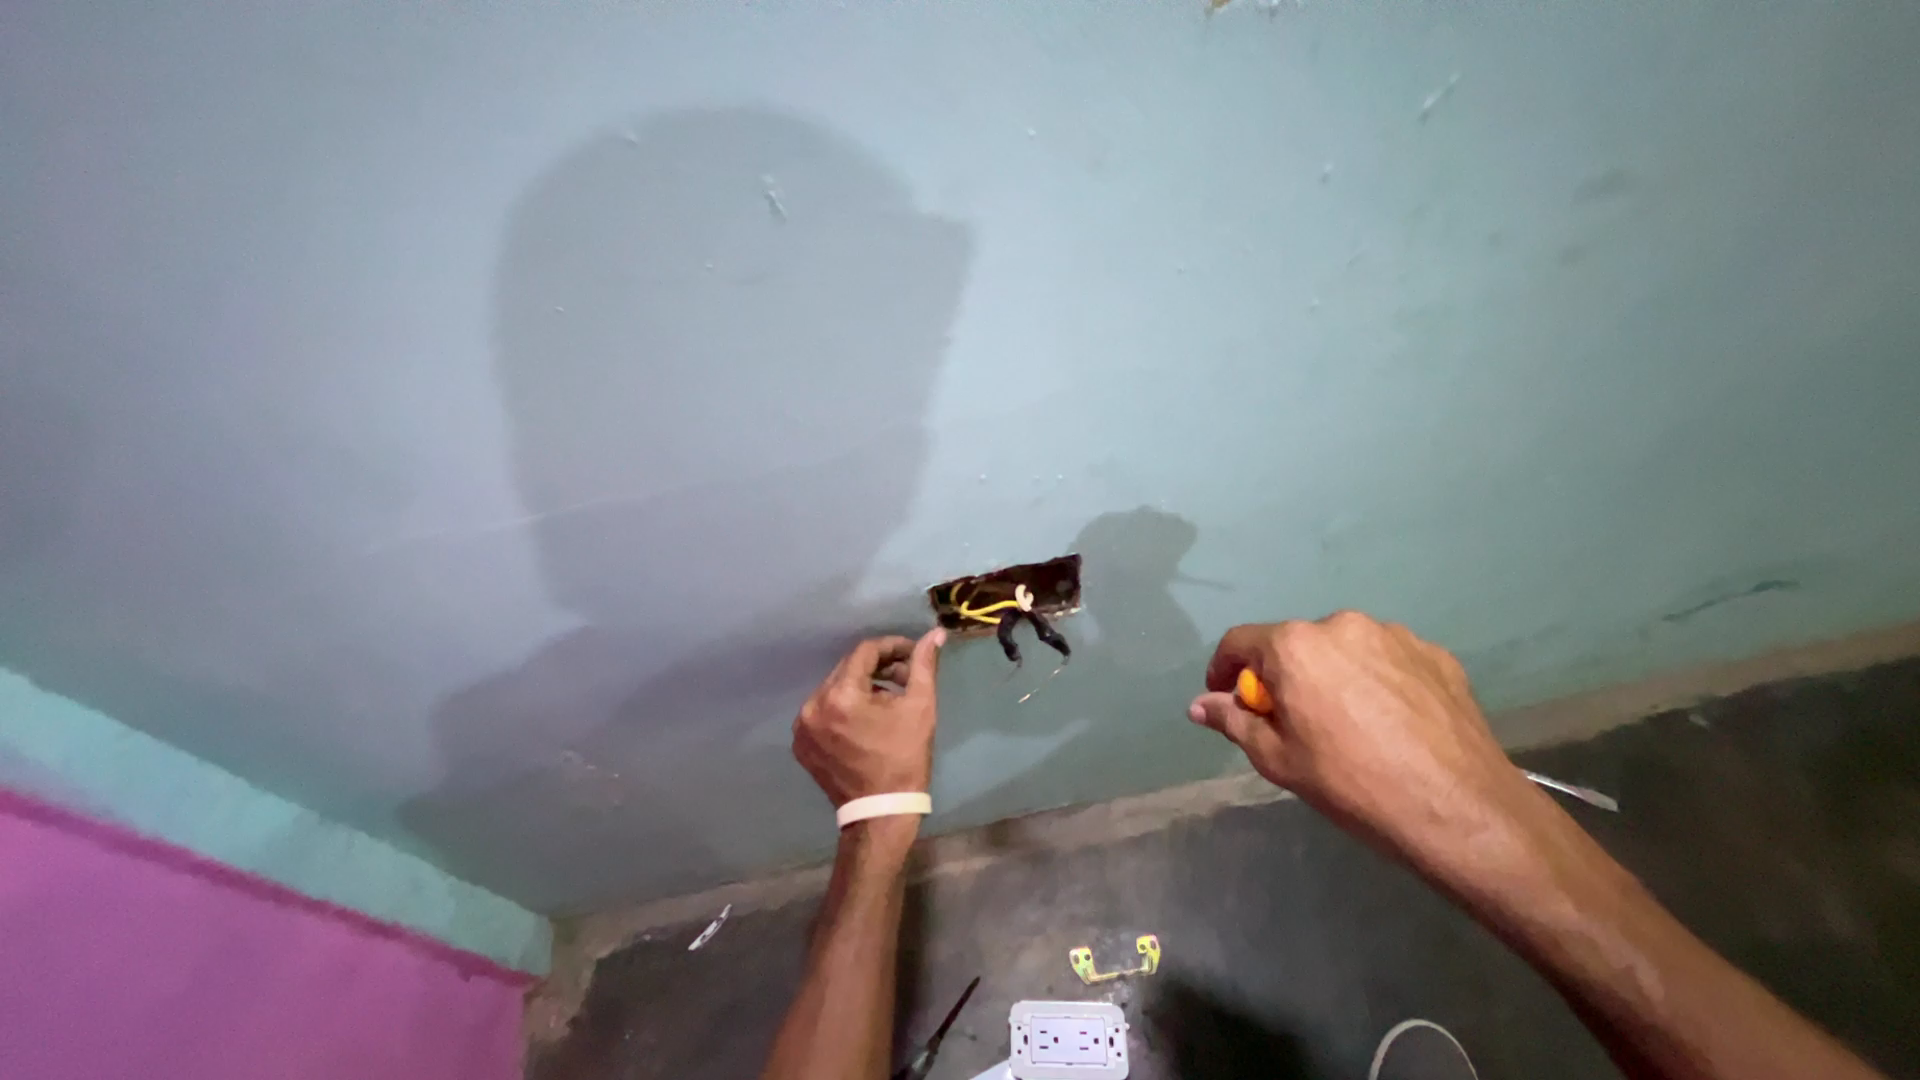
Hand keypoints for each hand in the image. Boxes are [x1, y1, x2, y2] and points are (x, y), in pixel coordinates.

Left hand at [793, 629, 945, 806]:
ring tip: (888, 700)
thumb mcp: (920, 708)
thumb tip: (935, 634)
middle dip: (878, 667)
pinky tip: (866, 720)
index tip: (913, 653)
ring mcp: (803, 726)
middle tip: (905, 677)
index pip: (865, 652)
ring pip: (835, 688)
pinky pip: (824, 710)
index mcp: (840, 695)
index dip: (892, 647)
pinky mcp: (801, 743)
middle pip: (848, 668)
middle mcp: (813, 705)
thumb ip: (924, 666)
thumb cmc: (904, 759)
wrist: (881, 813)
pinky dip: (844, 707)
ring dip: (862, 686)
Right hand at [1188, 612, 1537, 860]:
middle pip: (1294, 644)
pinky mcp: (1436, 655)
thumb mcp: (1277, 759)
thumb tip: (1200, 705)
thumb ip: (1234, 721)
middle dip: (1283, 676)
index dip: (1223, 670)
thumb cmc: (1351, 785)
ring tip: (1347, 723)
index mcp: (1295, 646)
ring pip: (1344, 649)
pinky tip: (1390, 722)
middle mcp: (1341, 625)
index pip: (1239, 642)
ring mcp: (1395, 635)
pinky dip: (1376, 681)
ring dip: (1332, 675)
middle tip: (1291, 720)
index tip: (1226, 700)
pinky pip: (1388, 660)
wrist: (1460, 810)